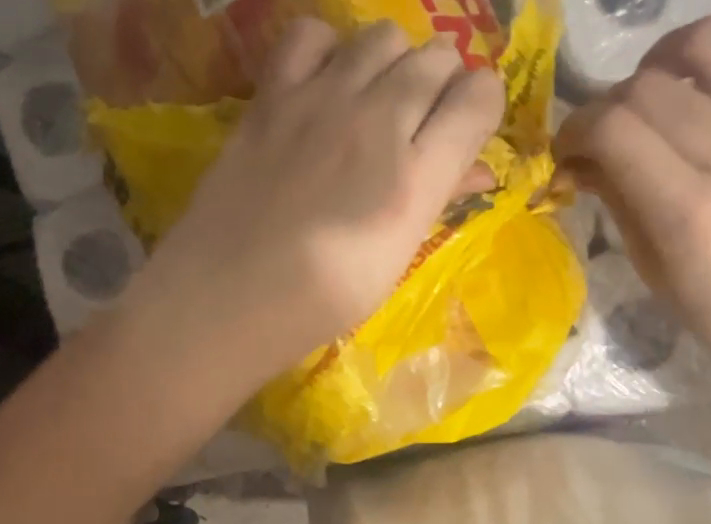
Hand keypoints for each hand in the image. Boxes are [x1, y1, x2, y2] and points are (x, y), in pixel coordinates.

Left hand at [125, 19, 504, 383]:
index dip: (481, 106)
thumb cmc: (320, 301)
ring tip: (377, 97)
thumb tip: (475, 168)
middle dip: (442, 82)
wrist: (228, 296)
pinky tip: (324, 83)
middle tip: (423, 119)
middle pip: (436, 57)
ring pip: (383, 35)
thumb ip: (435, 200)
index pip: (479, 97)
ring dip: (393, 60)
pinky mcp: (273, 95)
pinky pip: (312, 35)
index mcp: (416, 177)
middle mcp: (378, 121)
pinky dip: (328, 48)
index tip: (467, 129)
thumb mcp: (393, 259)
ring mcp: (322, 100)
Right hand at [554, 18, 710, 383]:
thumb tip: (579, 161)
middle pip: (648, 86)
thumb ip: (619, 204)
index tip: (566, 153)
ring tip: (654, 90)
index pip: (614, 130)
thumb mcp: (656, 272)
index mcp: (689, 210)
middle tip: (603, 137)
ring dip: (663, 57)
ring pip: (708, 41)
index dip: (574, 131)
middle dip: (607, 105)